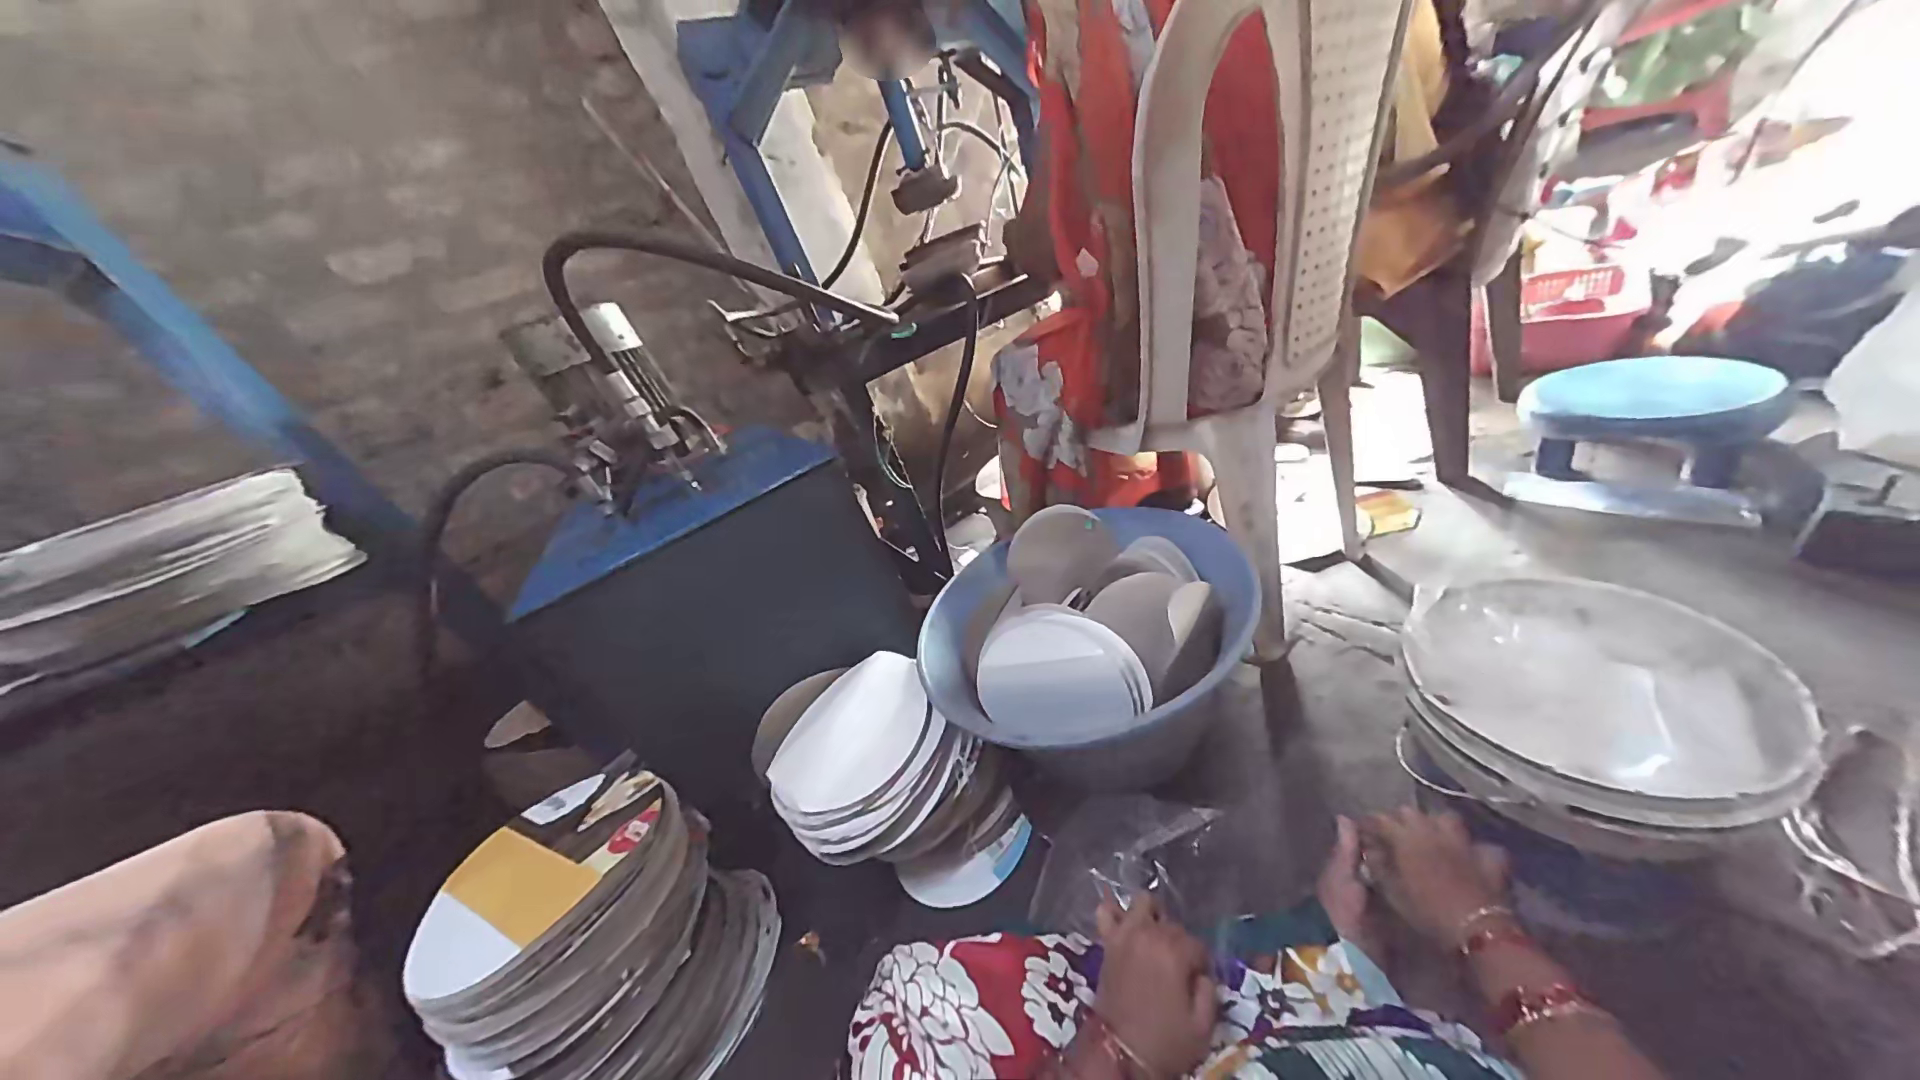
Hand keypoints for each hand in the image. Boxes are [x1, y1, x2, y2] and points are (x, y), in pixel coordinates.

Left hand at [1091, 893, 1215, 1078]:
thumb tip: (1201, 974)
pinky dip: (1115, 913)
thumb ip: (1209, 993)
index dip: (1202, 964)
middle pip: (1173, 924)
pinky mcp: (1107, 940)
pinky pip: (1105, 911)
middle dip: (1180, 943)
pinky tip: (1125, 927)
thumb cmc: (1165, 1042)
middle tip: (1178, 969)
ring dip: (1152, 917)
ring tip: (1155, 940)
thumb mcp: (1202, 1027)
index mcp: (1175, 953)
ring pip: (1142, 902)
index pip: (1198, 945)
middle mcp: (1149, 934)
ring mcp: (1125, 933)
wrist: (1120, 1051)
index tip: (1198, 981)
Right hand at [1361, 807, 1510, 949]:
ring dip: (1436, 825)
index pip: (1378, 819)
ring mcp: (1462, 841)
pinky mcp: (1489, 858)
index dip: (1367, 824)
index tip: (1362, 832)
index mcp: (1403, 836)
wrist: (1478, 932)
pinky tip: (1471, 857)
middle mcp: (1431, 830)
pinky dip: (1475, 849)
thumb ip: (1376, 863)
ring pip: (1446, 818)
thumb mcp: (1391, 890)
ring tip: (1431, 838)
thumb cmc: (1426, 912)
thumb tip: (1368, 847)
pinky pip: (1481, 845)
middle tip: (1394, 836)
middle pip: (1409, 812)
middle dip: (1398, 820)